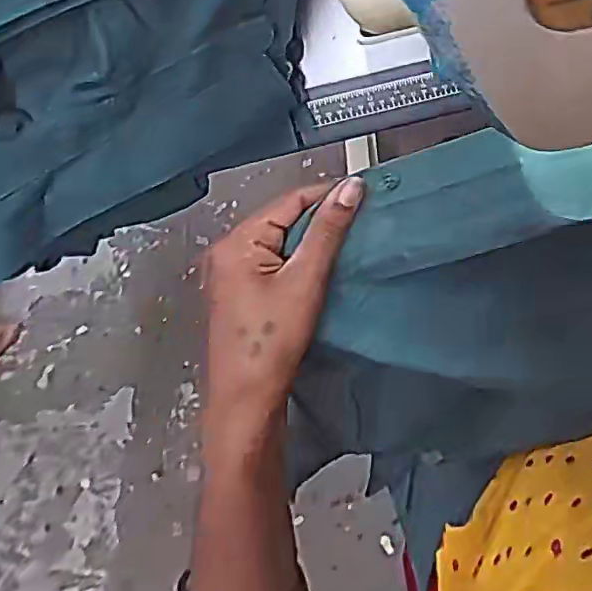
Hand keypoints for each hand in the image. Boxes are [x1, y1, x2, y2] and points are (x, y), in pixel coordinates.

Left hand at [199, 176, 363, 450]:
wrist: (247, 402)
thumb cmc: (271, 344)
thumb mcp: (306, 279)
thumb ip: (328, 229)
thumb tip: (350, 188)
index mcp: (237, 242)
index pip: (290, 200)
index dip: (328, 195)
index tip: (362, 195)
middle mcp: (229, 251)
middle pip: (286, 217)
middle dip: (323, 218)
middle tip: (361, 220)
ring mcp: (234, 272)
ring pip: (284, 239)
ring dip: (315, 239)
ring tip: (349, 242)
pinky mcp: (244, 291)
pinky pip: (278, 260)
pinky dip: (303, 258)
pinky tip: (326, 266)